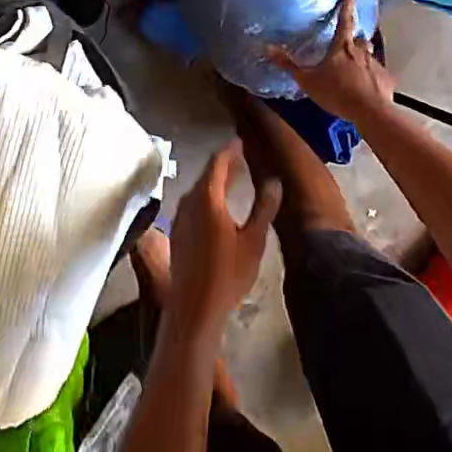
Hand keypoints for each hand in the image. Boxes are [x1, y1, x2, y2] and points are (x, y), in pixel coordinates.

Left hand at [168, 145, 281, 333]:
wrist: (194, 309)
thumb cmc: (228, 275)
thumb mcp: (254, 241)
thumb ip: (264, 208)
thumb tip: (273, 182)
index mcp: (208, 198)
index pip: (218, 162)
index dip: (230, 150)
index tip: (240, 142)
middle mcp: (189, 201)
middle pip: (206, 174)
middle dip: (224, 165)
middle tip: (241, 159)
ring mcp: (179, 216)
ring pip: (198, 189)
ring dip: (215, 182)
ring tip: (234, 181)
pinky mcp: (177, 231)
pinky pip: (192, 203)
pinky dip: (207, 197)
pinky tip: (218, 208)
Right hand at [267, 0, 394, 122]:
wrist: (369, 111)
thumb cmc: (336, 92)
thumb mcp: (307, 80)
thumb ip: (288, 65)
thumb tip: (267, 48)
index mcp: (341, 47)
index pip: (344, 20)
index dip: (346, 6)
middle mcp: (361, 51)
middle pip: (359, 39)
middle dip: (354, 39)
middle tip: (350, 42)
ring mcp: (376, 64)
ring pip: (369, 56)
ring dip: (363, 58)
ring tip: (357, 68)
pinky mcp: (385, 79)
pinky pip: (378, 74)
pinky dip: (372, 78)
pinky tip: (368, 88)